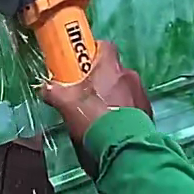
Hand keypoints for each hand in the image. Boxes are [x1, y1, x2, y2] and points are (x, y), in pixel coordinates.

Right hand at [37, 40, 151, 143]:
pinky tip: (112, 124)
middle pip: (112, 69)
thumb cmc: (94, 118)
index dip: (92, 51)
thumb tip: (46, 87)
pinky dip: (123, 109)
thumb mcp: (66, 105)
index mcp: (110, 68)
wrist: (124, 147)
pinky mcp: (148, 111)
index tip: (81, 63)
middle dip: (99, 78)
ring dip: (112, 94)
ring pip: (123, 87)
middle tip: (84, 93)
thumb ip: (54, 92)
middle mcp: (129, 75)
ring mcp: (141, 93)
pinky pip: (132, 103)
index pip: (104, 46)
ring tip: (99, 113)